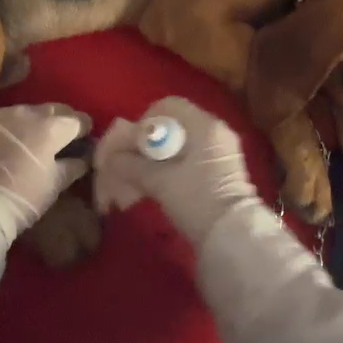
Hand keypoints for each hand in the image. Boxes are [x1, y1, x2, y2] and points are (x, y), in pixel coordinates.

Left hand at [0, 103, 91, 240]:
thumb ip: (73, 165)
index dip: (83, 129)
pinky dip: (8, 129)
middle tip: (60, 138)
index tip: (84, 139)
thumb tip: (85, 157)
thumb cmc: (20, 199)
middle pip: (52, 110)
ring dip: (32, 123)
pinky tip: (5, 145)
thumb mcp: (53, 186)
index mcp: (51, 127)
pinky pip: (1, 120)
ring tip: (31, 141)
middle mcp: (27, 112)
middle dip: (60, 121)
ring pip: (25, 112)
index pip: (77, 119)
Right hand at [93, 97, 258, 243]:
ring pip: (183, 140)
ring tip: (145, 174)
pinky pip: (193, 154)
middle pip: (176, 123)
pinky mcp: (222, 168)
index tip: (134, 143)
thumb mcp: (161, 182)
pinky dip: (175, 162)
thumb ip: (133, 165)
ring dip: (161, 153)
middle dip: (152, 139)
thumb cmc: (196, 200)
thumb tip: (111, 158)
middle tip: (136, 160)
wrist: (231, 236)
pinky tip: (162, 182)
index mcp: (205, 125)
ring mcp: (222, 149)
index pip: (170, 106)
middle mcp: (216, 130)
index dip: (147, 120)